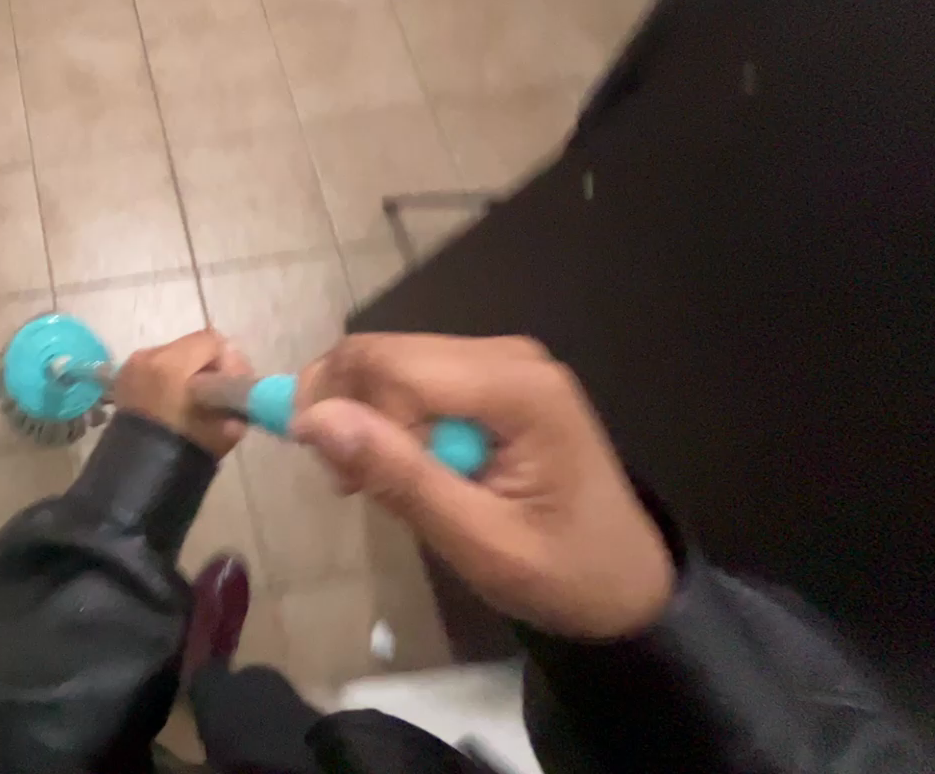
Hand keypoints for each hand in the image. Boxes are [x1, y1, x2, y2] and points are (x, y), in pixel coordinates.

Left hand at [111, 330, 249, 459]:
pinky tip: (174, 402)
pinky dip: (168, 377)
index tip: (234, 384)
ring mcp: (131, 365)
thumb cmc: (185, 451)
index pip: (211, 341)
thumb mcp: (225, 428)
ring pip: (172, 354)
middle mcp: (148, 356)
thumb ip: (237, 398)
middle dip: (208, 365)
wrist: (138, 475)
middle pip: (190, 346)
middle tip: (219, 392)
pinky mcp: (123, 376)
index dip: (229, 360)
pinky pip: (154, 366)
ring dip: (188, 371)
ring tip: (195, 399)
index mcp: (171, 365)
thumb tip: (240, 383)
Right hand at [291, 333, 673, 638]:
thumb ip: (399, 476)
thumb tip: (312, 420)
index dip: (347, 414)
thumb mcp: (481, 543)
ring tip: (371, 476)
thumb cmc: (562, 572)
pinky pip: (394, 374)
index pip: (392, 368)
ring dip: (354, 415)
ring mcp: (488, 359)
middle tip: (347, 479)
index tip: (344, 484)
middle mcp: (502, 355)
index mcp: (519, 389)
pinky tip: (394, 458)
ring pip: (376, 361)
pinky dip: (375, 414)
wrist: (622, 581)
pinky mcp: (474, 372)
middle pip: (377, 354)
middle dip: (342, 410)